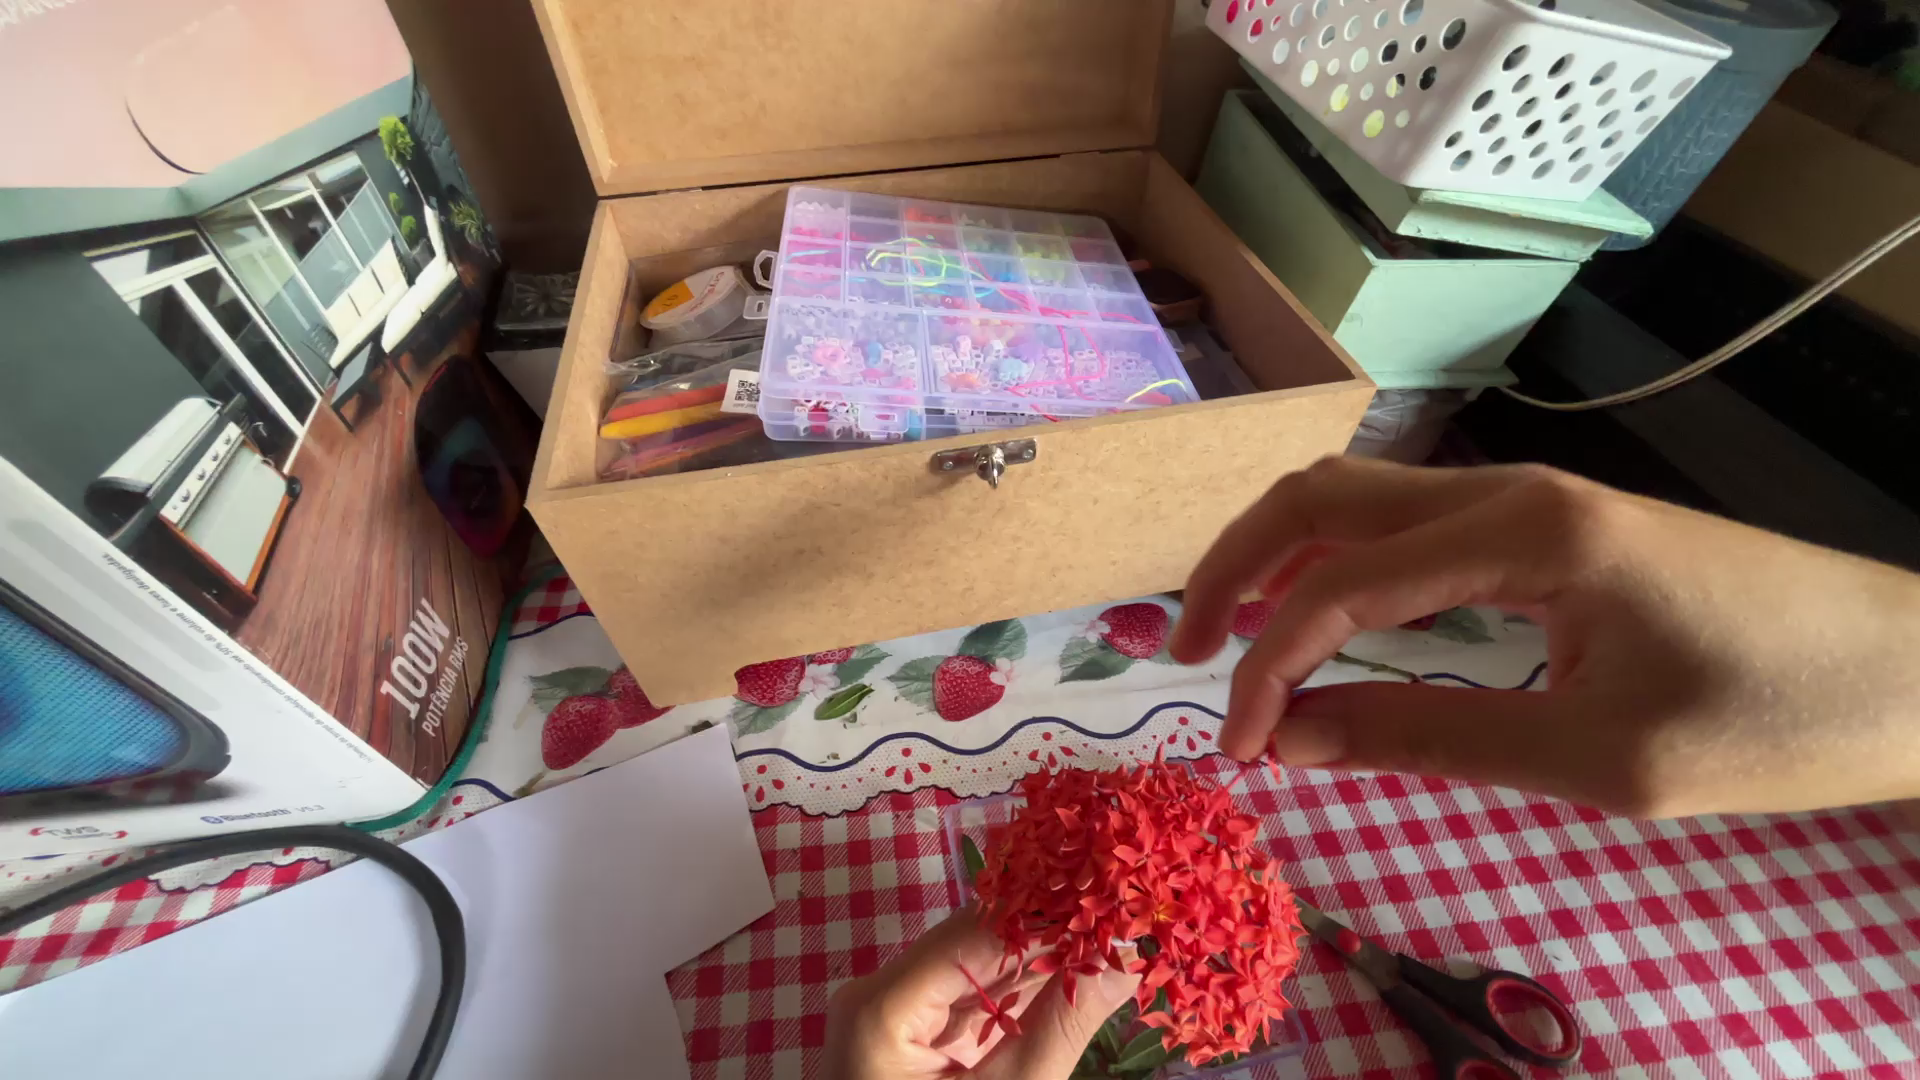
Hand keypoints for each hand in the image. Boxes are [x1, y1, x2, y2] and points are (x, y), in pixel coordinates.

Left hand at [823, 908, 1139, 1079]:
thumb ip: (1061, 1027)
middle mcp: (877, 990)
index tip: (1107, 899)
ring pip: (975, 960)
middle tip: (1115, 915)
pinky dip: (1015, 986)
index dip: (1044, 913)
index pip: (975, 932)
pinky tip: (1065, 969)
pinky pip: (967, 992)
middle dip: (1047, 930)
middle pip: (974, 939)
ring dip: (1038, 953)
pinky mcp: (907, 1027)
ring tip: (1101, 934)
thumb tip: (1125, 959)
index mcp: (881, 1007)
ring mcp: (888, 1008)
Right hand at [1171, 457, 1919, 816]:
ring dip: (1263, 558)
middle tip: (1186, 651)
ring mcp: (1500, 497)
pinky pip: (1379, 524)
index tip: (1242, 745)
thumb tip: (1288, 741)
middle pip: (1310, 499)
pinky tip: (1301, 613)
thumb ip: (1422, 736)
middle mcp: (1493, 489)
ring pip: (1335, 498)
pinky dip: (1315, 565)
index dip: (1270, 666)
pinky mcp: (1511, 521)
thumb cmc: (1783, 719)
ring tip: (1225, 632)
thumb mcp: (1596, 757)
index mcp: (1522, 532)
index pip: (1343, 587)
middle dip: (1229, 572)